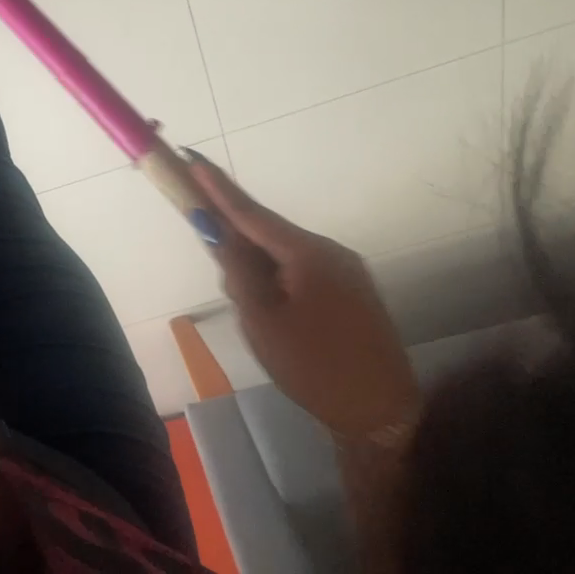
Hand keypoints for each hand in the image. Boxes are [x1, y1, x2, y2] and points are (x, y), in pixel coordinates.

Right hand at [186, 152, 419, 439]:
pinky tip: (275, 314)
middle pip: (266, 233)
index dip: (216, 187)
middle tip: (225, 279)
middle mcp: (330, 252)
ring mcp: (346, 271)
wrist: (383, 417)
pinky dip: (277, 281)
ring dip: (257, 271)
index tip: (191, 157)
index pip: (250, 212)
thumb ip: (236, 269)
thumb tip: (214, 228)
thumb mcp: (261, 320)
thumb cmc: (313, 367)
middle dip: (236, 245)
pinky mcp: (352, 292)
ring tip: (256, 316)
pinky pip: (302, 272)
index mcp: (308, 254)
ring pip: (283, 255)